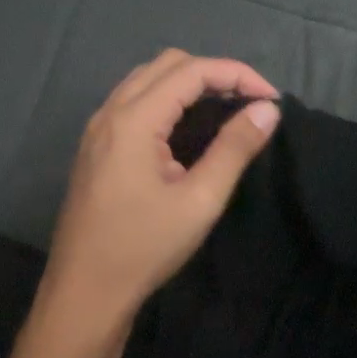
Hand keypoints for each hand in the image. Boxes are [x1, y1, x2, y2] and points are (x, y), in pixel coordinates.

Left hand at [45, 49, 281, 313]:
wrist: (84, 293)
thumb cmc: (144, 248)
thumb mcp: (200, 200)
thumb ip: (234, 149)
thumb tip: (267, 110)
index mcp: (134, 120)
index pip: (192, 71)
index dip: (237, 75)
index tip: (271, 99)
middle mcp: (111, 112)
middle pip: (168, 64)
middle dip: (214, 72)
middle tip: (250, 102)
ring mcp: (98, 129)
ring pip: (148, 79)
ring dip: (190, 82)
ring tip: (226, 108)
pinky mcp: (96, 147)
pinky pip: (135, 100)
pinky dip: (168, 98)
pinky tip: (189, 127)